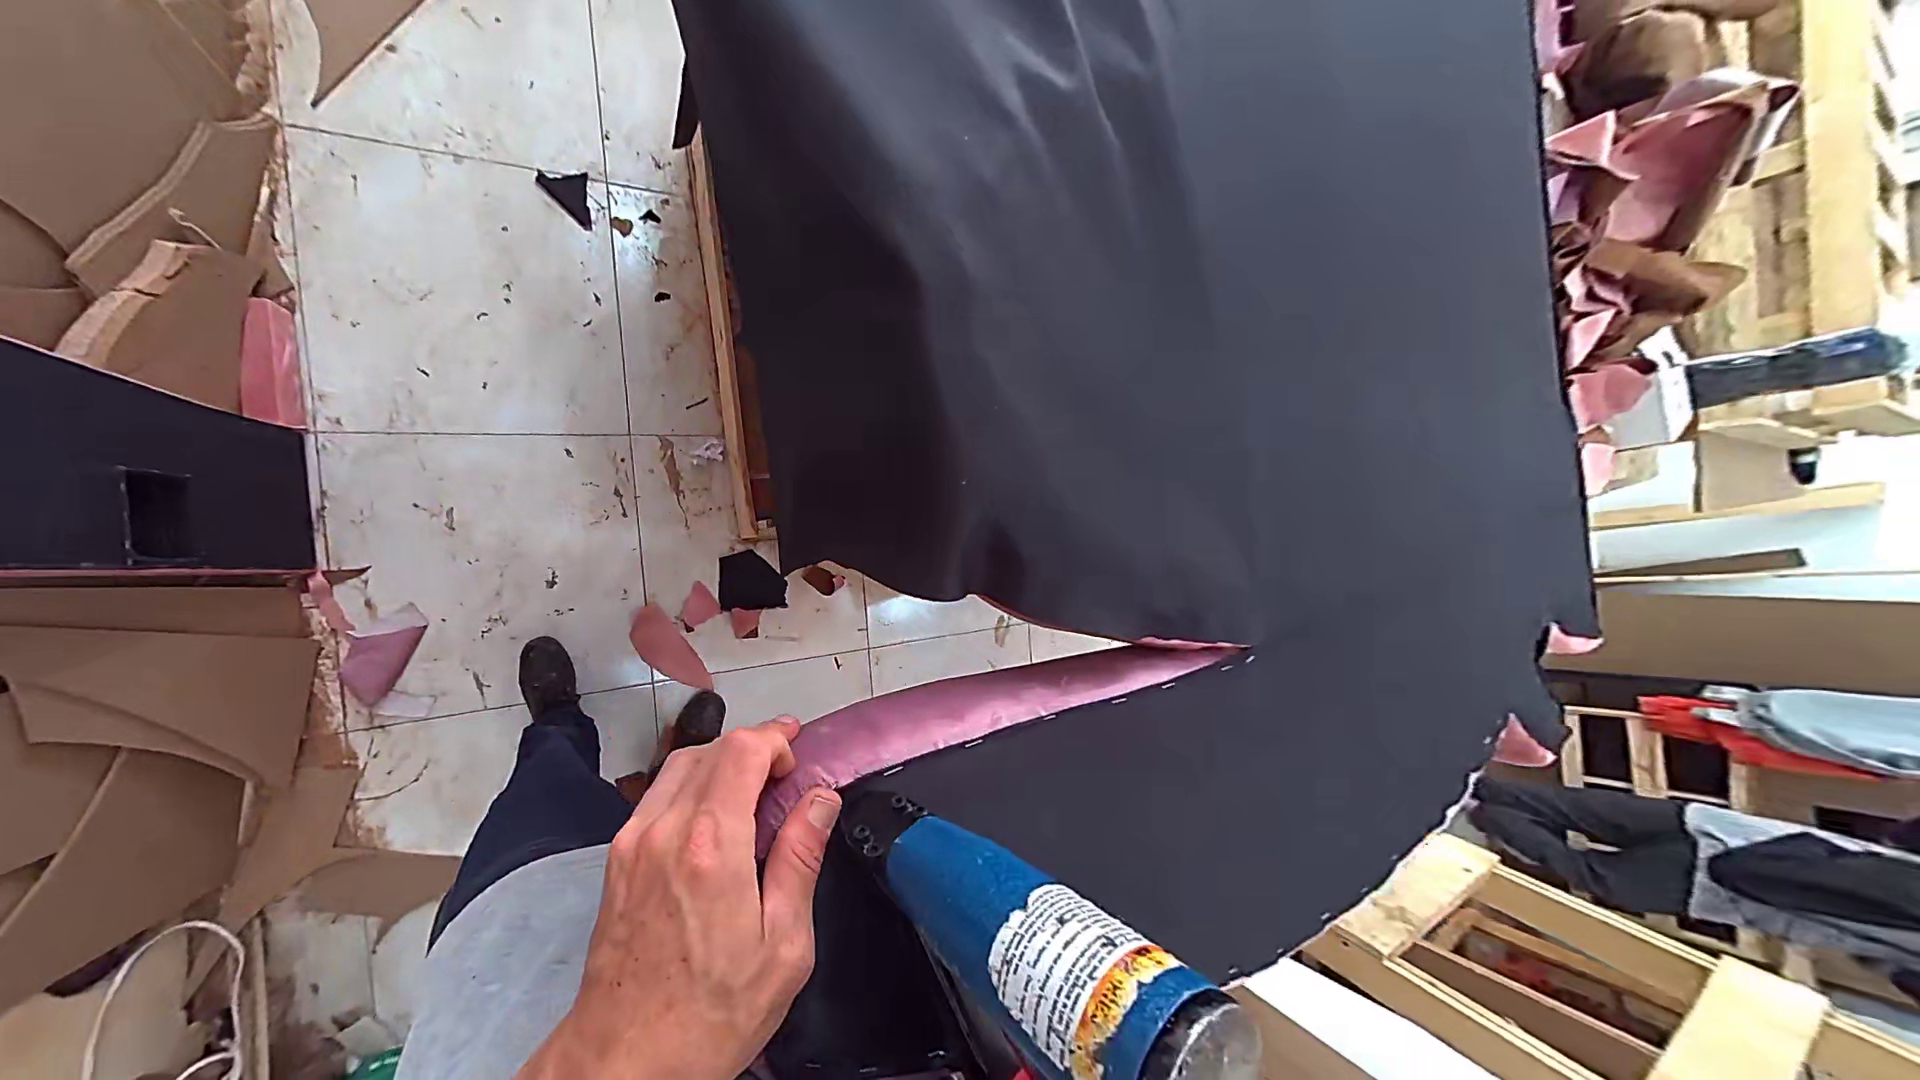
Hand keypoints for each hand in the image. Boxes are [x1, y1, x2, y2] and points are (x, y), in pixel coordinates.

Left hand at [516, 717, 842, 1079]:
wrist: (621, 1066)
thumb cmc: (712, 1013)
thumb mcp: (784, 943)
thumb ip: (801, 857)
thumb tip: (820, 798)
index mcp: (713, 846)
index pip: (742, 751)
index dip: (775, 738)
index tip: (798, 752)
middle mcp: (666, 830)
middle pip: (713, 749)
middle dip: (755, 744)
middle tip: (787, 766)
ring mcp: (633, 841)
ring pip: (682, 764)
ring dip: (724, 759)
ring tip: (756, 783)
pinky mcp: (617, 858)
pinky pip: (660, 793)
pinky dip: (696, 782)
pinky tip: (718, 812)